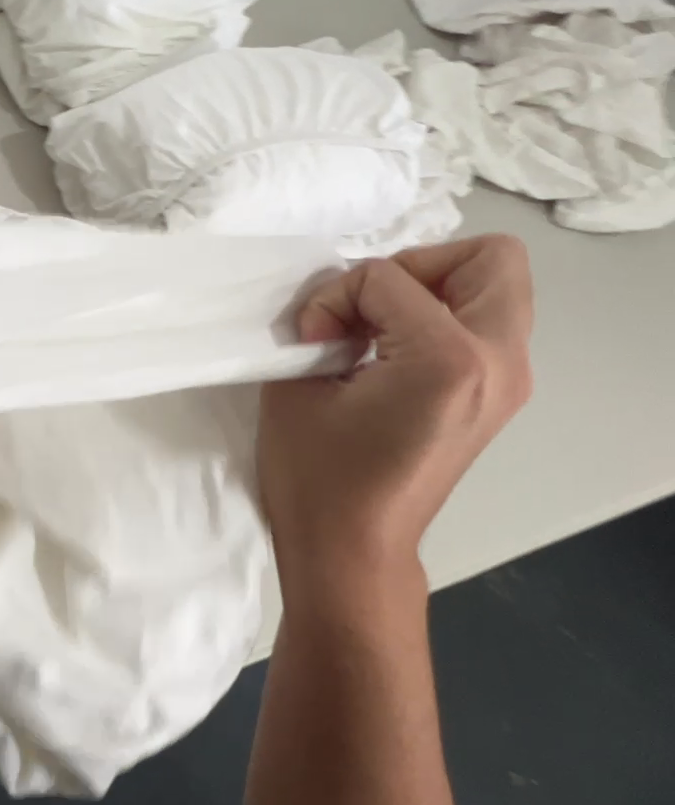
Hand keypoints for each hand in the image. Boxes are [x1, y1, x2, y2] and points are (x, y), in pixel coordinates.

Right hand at [258, 235, 533, 609]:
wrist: (350, 544)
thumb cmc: (314, 474)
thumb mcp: (296, 389)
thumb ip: (319, 331)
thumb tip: (333, 312)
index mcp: (449, 360)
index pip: (390, 278)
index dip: (333, 297)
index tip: (309, 339)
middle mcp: (500, 362)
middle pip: (487, 260)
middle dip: (411, 269)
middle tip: (362, 308)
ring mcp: (508, 380)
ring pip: (492, 289)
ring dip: (425, 294)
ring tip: (370, 333)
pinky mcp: (496, 395)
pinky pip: (481, 326)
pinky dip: (432, 322)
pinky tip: (384, 356)